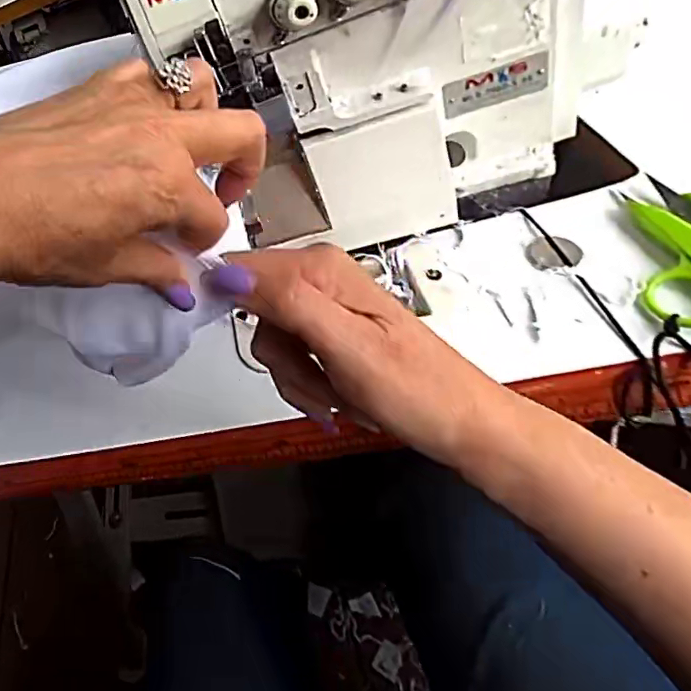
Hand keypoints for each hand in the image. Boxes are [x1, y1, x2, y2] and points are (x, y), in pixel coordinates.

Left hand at [0, 58, 264, 310]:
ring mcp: (131, 100)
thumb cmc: (26, 236)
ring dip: (207, 119)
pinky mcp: (99, 85)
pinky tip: (140, 124)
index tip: (183, 252)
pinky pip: (151, 74)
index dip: (202, 241)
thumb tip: (182, 281)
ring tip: (184, 150)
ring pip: (202, 86)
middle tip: (219, 195)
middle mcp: (159, 133)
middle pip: (242, 134)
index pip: (211, 217)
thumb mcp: (102, 265)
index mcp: (165, 183)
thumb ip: (156, 268)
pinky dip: (161, 93)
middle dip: (245, 170)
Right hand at [227, 245, 505, 462]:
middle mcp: (322, 278)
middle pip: (255, 311)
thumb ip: (287, 301)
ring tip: (336, 392)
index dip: (230, 304)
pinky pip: (292, 356)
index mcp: (322, 268)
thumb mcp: (346, 346)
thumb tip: (231, 273)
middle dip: (280, 358)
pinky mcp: (330, 331)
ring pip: (272, 340)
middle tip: (315, 379)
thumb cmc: (419, 388)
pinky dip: (307, 384)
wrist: (459, 422)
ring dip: (297, 377)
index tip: (247, 340)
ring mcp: (326, 306)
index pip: (242, 269)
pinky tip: (337, 395)